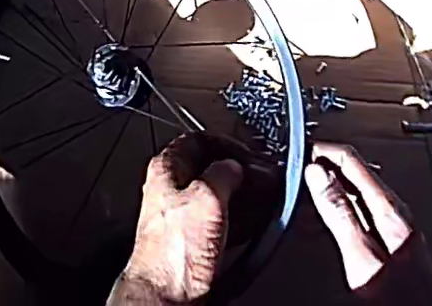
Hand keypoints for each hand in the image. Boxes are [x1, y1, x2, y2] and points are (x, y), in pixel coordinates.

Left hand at [108, 133, 249, 305]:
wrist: (166, 297)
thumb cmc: (174, 251)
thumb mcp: (207, 198)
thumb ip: (222, 174)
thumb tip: (233, 165)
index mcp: (166, 168)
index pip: (197, 140)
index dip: (225, 143)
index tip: (245, 151)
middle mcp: (171, 189)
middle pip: (209, 169)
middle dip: (238, 172)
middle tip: (260, 176)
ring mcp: (182, 217)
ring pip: (217, 196)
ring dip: (242, 195)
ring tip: (265, 196)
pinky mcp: (192, 243)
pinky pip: (220, 222)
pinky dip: (240, 218)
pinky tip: (255, 222)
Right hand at [305, 142, 431, 301]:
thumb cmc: (401, 301)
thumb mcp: (361, 256)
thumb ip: (339, 211)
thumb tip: (316, 173)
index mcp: (389, 208)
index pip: (350, 157)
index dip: (321, 151)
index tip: (299, 155)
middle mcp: (395, 212)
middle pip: (353, 172)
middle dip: (323, 172)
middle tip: (298, 179)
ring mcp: (397, 227)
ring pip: (355, 192)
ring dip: (329, 192)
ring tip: (307, 202)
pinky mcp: (394, 243)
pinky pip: (361, 211)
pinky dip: (339, 210)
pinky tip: (328, 225)